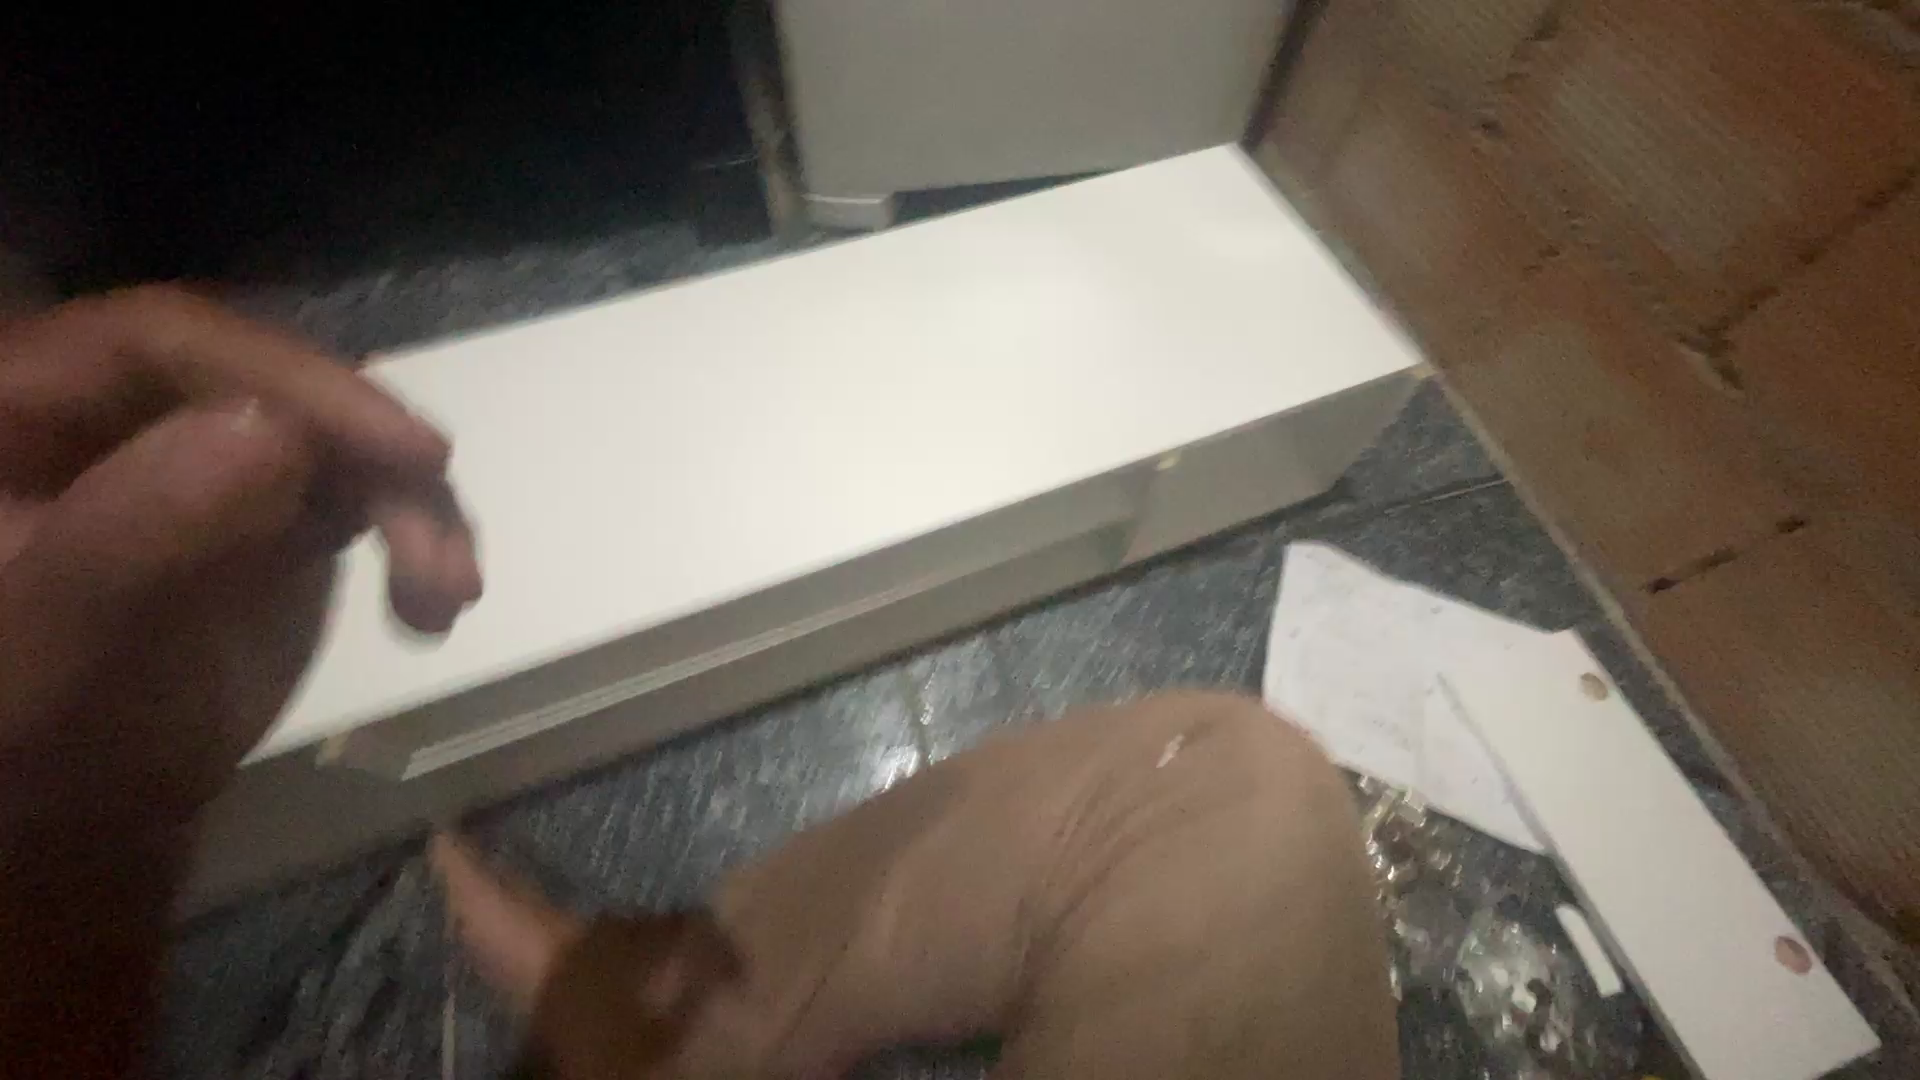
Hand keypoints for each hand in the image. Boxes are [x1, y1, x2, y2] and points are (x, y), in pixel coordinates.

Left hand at [0, 286, 482, 830]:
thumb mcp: (58, 657)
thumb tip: (270, 430)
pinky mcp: (287, 509)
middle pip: (287, 393)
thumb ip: (134, 541)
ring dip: (422, 517)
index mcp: (15, 415)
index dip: (301, 384)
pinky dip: (426, 542)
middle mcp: (126, 419)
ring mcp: (215, 462)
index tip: (418, 455)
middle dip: (386, 472)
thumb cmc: (37, 747)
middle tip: (444, 561)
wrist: (84, 813)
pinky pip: (381, 492)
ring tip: (447, 598)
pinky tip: (434, 606)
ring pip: (353, 444)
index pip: (166, 344)